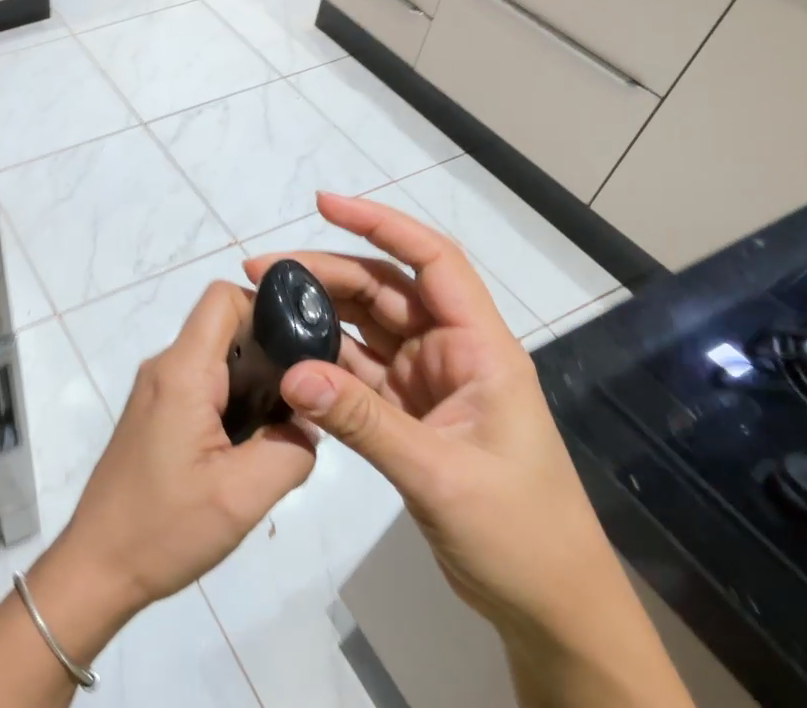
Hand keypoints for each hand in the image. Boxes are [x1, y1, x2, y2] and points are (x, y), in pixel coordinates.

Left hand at [0, 284, 316, 707]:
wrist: (98, 567)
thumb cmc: (164, 528)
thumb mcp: (243, 495)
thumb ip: (291, 449)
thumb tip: (308, 424)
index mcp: (182, 372)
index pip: (224, 298)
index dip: (268, 308)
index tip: (306, 347)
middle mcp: (166, 370)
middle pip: (226, 328)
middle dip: (273, 352)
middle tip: (309, 396)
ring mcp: (159, 394)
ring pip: (219, 361)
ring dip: (257, 384)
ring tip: (288, 427)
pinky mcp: (159, 418)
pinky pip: (205, 389)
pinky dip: (236, 405)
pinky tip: (255, 447)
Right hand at [242, 193, 629, 644]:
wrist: (546, 602)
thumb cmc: (518, 531)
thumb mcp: (438, 473)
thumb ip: (362, 421)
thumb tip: (289, 373)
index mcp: (480, 348)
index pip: (433, 262)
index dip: (382, 224)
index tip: (324, 204)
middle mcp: (451, 353)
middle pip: (385, 290)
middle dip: (326, 273)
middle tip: (260, 271)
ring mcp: (426, 385)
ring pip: (365, 329)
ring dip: (318, 315)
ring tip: (261, 306)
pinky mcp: (407, 417)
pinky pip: (356, 375)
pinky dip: (321, 364)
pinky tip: (283, 358)